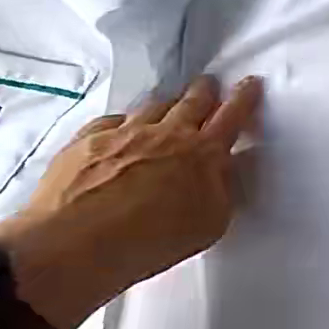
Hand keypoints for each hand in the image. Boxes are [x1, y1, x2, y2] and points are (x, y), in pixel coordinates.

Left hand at [0, 75, 262, 328]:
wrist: (77, 245)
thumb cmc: (151, 241)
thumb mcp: (209, 224)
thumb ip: (223, 190)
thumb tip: (226, 169)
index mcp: (203, 152)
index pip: (232, 115)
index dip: (244, 97)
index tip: (250, 83)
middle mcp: (167, 132)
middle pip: (193, 100)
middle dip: (205, 90)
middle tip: (209, 86)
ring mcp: (126, 131)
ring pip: (153, 105)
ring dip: (166, 104)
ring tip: (168, 107)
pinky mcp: (90, 138)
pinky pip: (113, 119)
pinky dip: (123, 123)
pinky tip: (121, 131)